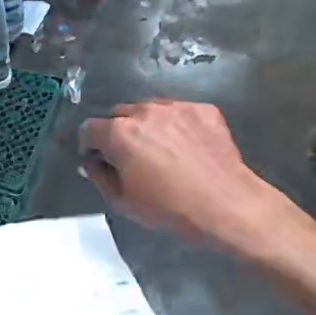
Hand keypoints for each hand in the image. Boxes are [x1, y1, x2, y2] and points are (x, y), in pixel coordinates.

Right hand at [79, 99, 288, 248]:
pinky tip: (187, 147)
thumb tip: (92, 162)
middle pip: (119, 114)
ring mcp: (176, 107)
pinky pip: (178, 112)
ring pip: (149, 109)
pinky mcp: (203, 109)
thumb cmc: (169, 208)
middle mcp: (145, 111)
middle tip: (132, 157)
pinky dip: (176, 125)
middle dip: (119, 132)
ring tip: (162, 150)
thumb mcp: (122, 202)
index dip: (90, 145)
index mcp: (119, 133)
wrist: (226, 205)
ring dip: (147, 125)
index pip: (89, 128)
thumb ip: (99, 176)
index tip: (100, 159)